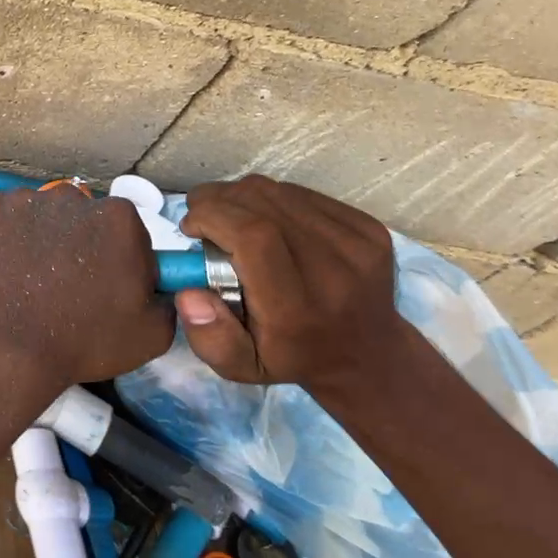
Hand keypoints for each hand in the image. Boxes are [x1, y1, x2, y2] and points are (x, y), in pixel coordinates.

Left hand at [0, 185, 173, 386]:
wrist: (3, 343)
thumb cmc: (81, 340)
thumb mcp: (152, 333)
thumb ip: (164, 298)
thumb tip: (156, 286)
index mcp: (118, 218)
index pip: (127, 232)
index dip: (119, 260)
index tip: (105, 287)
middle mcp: (70, 196)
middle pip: (80, 218)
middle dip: (77, 244)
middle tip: (63, 285)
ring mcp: (21, 198)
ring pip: (37, 216)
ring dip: (36, 238)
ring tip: (24, 280)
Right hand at [175, 175, 407, 393]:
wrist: (368, 356)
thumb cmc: (291, 357)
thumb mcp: (241, 366)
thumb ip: (210, 337)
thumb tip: (188, 294)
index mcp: (299, 308)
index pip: (253, 235)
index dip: (212, 217)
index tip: (191, 228)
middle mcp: (335, 272)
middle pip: (260, 204)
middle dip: (216, 200)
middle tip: (202, 219)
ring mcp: (358, 246)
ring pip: (276, 191)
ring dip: (239, 197)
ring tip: (230, 220)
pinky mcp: (369, 229)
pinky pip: (299, 193)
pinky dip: (269, 198)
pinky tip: (266, 221)